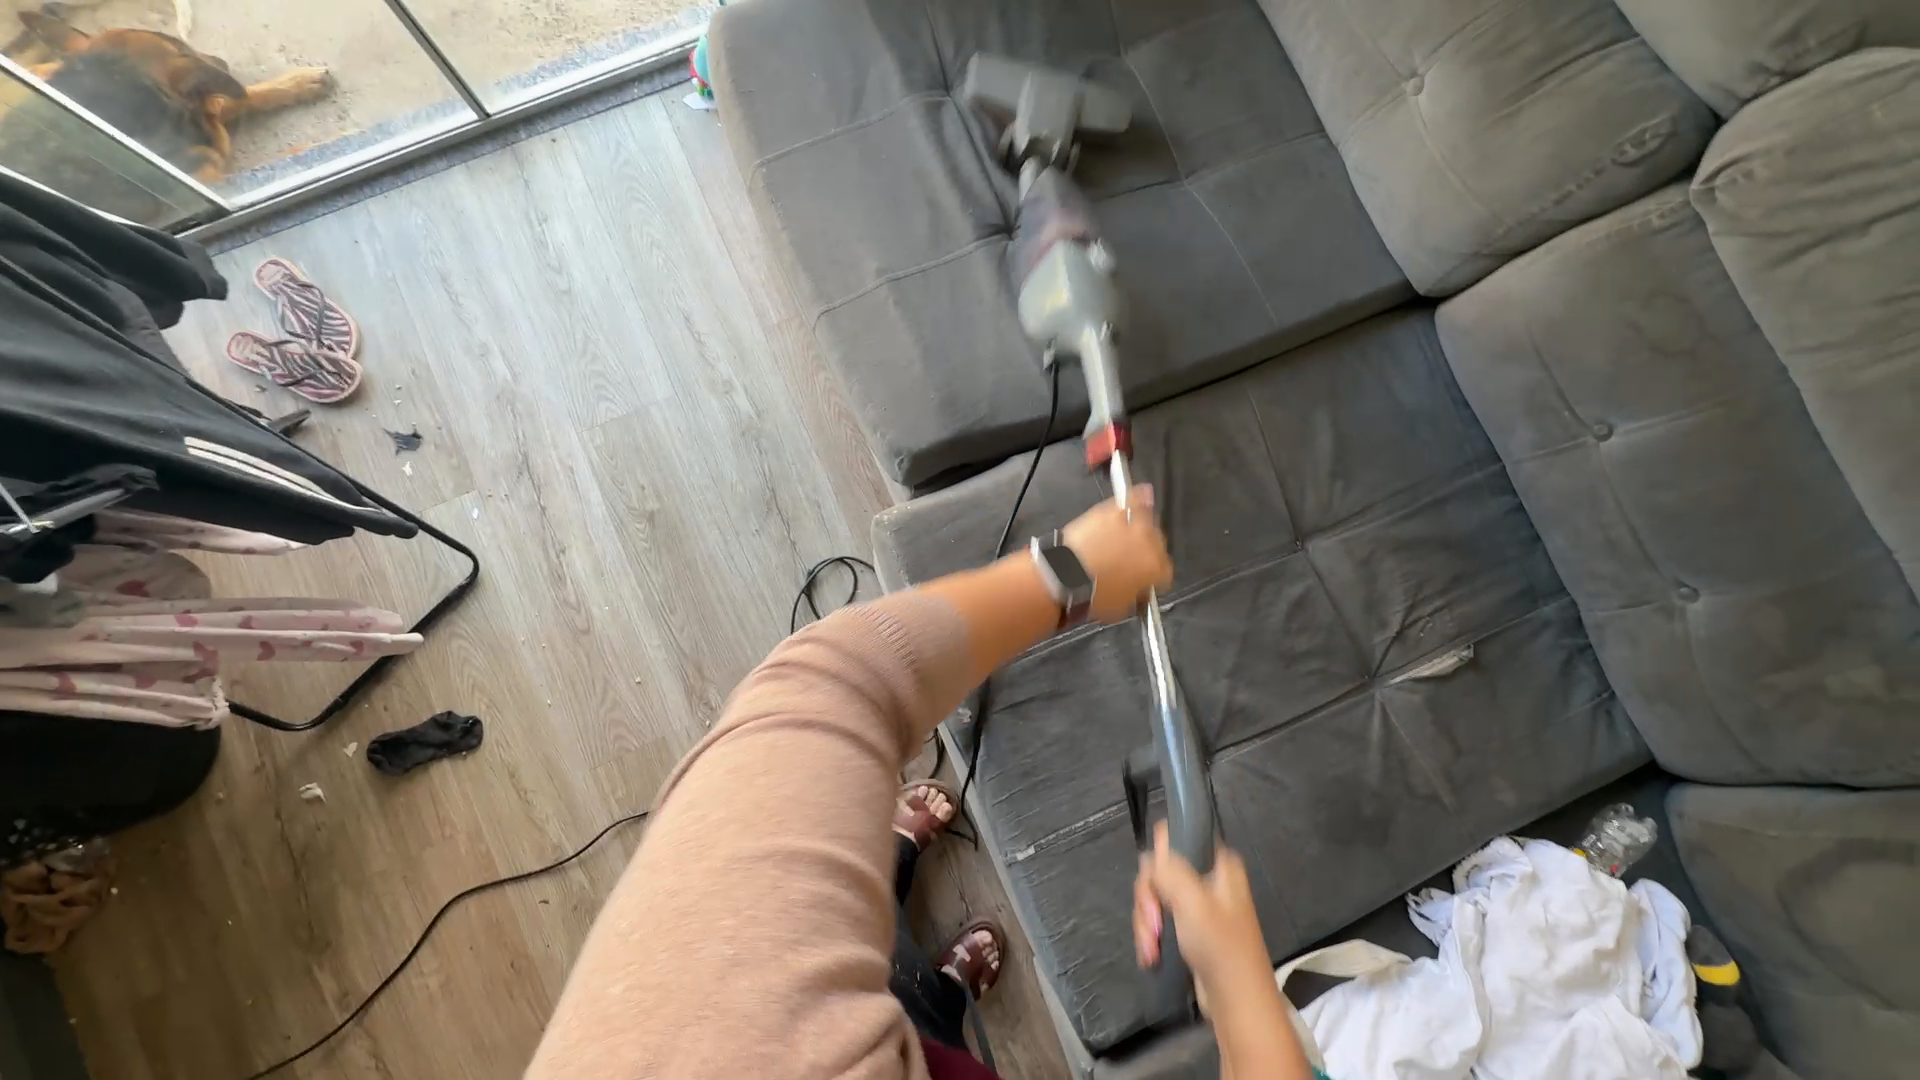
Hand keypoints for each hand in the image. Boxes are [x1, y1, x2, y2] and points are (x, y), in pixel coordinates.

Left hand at [1061, 485, 1172, 622]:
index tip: (1144, 580)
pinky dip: (1137, 496)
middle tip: (1129, 559)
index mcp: (1156, 569)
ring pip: (1147, 520)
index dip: (1154, 577)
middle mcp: (1151, 543)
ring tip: (1130, 531)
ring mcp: (1132, 524)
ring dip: (1142, 526)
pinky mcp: (1112, 511)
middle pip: (1157, 544)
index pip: (1165, 572)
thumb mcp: (1121, 607)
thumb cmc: (1093, 597)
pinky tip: (1141, 492)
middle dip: (1146, 552)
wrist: (1066, 576)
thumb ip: (1137, 594)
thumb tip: (1138, 589)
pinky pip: (1131, 499)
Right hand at [1133, 824, 1274, 1018]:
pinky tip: (1152, 954)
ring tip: (1152, 948)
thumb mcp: (1193, 901)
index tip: (1153, 883)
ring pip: (1155, 897)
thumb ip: (1170, 868)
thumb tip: (1158, 837)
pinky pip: (1159, 920)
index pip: (1177, 839)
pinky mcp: (1188, 929)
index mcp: (1218, 864)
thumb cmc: (1220, 947)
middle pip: (1159, 871)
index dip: (1159, 859)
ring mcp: (1197, 905)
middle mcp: (1207, 879)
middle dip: (1148, 901)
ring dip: (1147, 923)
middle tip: (1153, 924)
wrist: (1236, 1003)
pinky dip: (1151, 935)